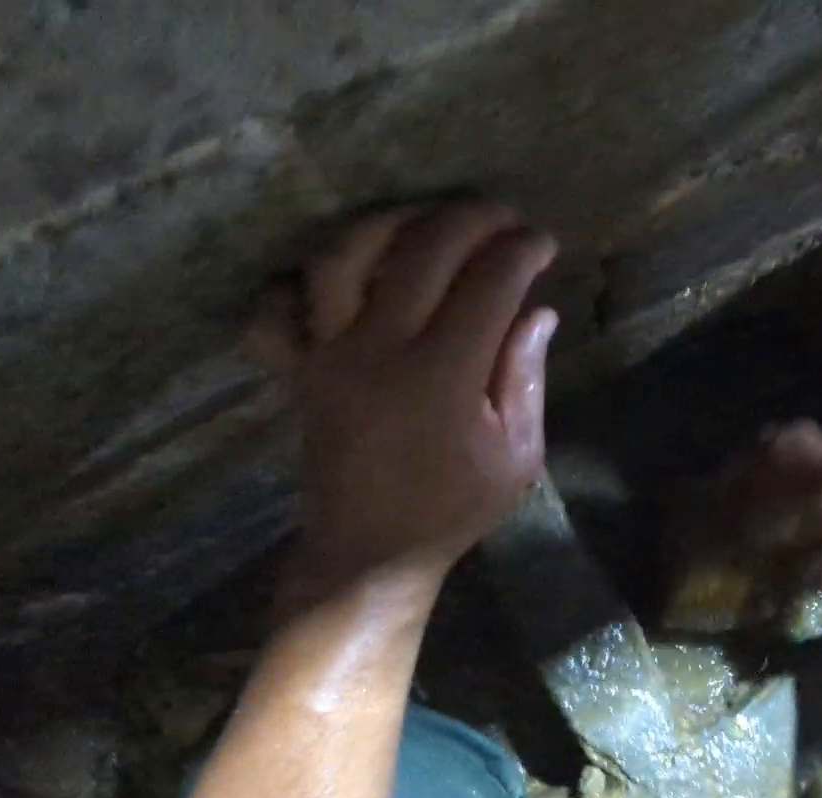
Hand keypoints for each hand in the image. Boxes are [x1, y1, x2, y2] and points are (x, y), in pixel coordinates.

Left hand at [247, 202, 557, 586]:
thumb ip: (525, 379)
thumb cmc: (451, 510)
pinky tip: (337, 274)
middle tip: (501, 218)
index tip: (543, 243)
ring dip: (392, 222)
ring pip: (347, 255)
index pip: (489, 284)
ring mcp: (329, 354)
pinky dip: (298, 279)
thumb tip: (538, 312)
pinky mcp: (298, 369)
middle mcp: (380, 349)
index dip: (521, 251)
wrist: (369, 554)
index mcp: (445, 377)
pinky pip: (278, 308)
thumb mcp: (515, 458)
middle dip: (471, 219)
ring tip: (427, 221)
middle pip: (424, 250)